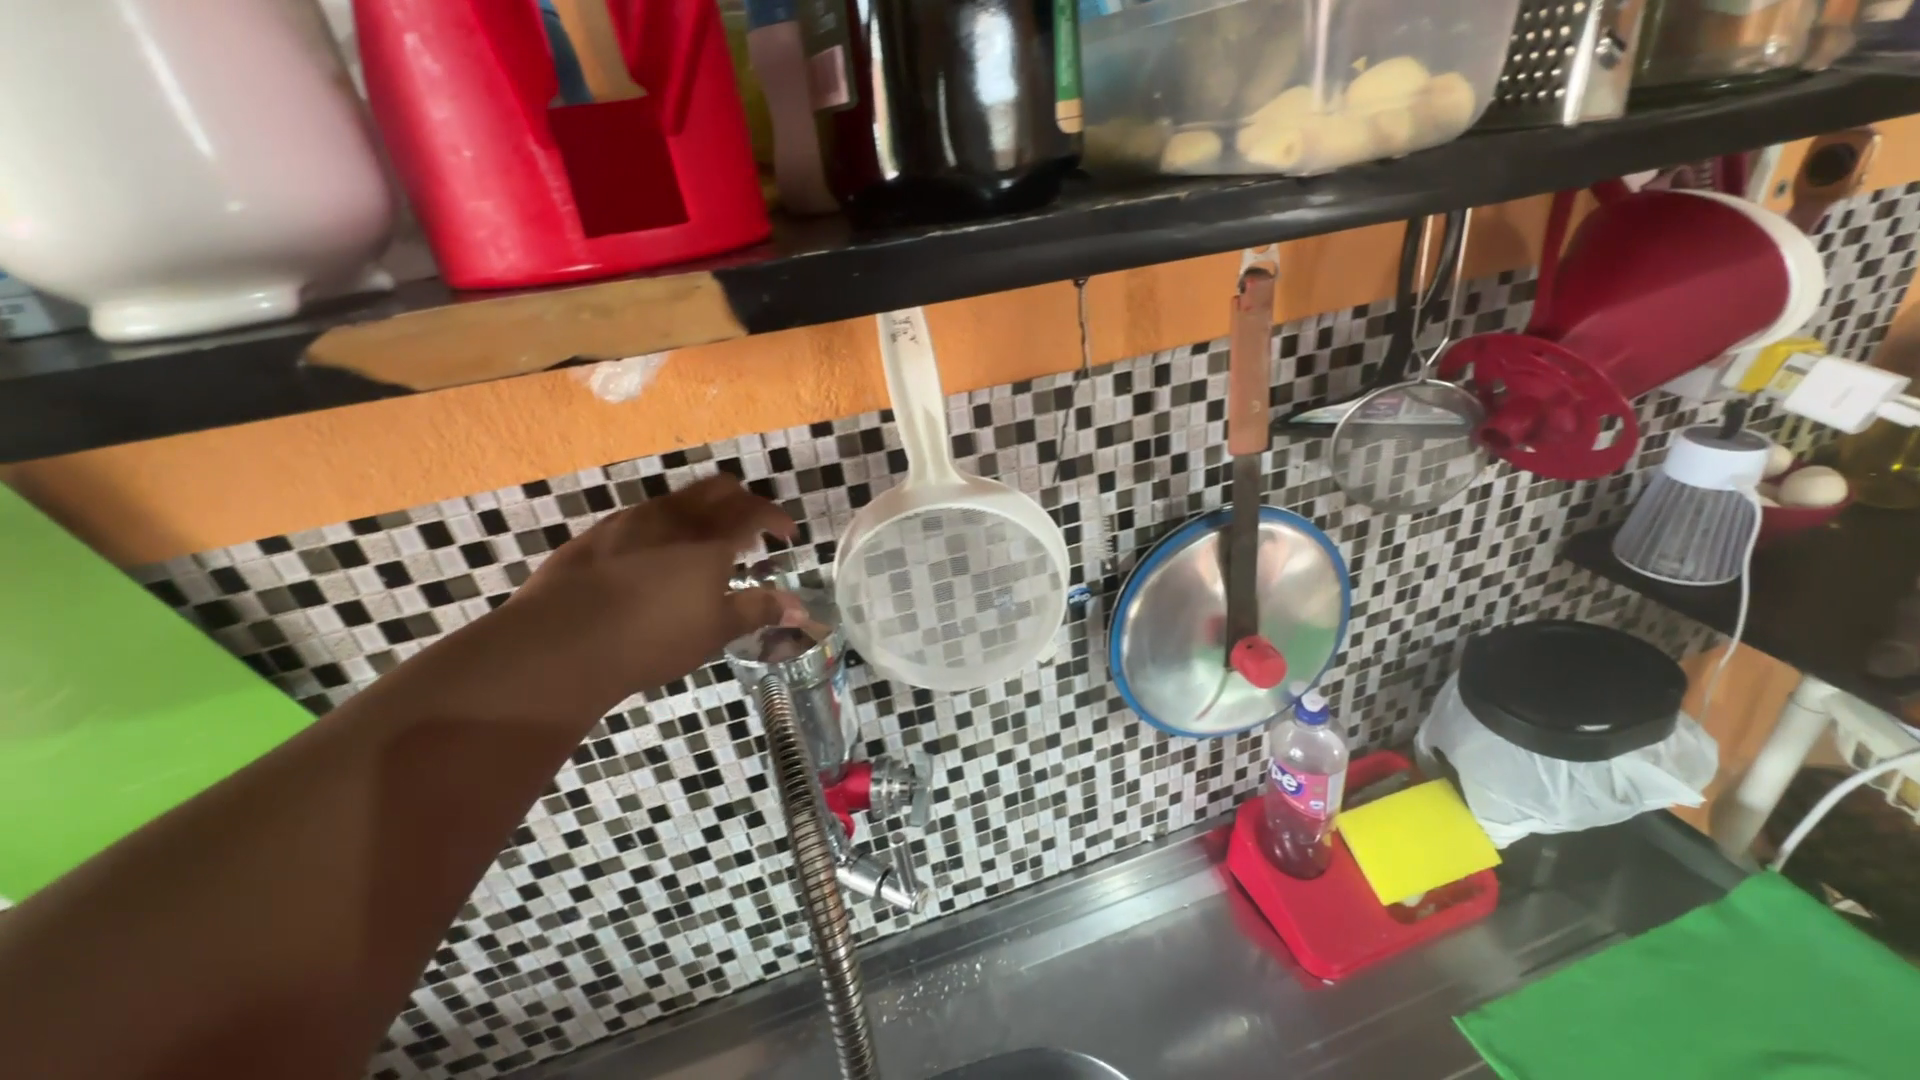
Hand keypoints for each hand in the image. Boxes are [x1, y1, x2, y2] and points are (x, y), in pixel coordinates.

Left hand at [504, 474, 798, 705]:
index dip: (775, 517)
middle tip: (749, 532)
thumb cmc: (654, 638)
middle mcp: (674, 517)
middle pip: (717, 488)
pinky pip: (640, 518)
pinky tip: (652, 560)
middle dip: (741, 502)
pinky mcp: (596, 535)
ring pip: (677, 499)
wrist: (562, 641)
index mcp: (710, 538)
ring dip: (700, 513)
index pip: (754, 510)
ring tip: (701, 547)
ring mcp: (630, 521)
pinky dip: (662, 528)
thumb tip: (800, 607)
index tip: (786, 534)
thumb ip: (759, 610)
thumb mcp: (715, 630)